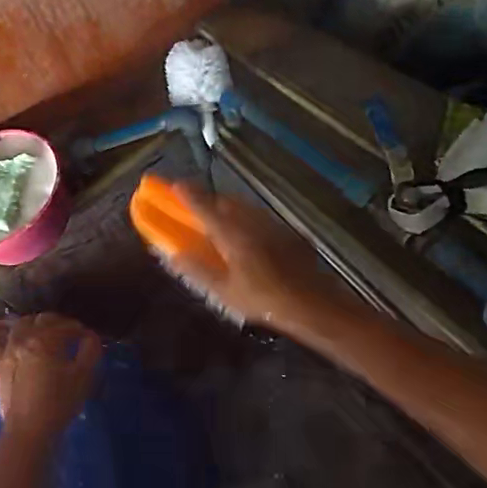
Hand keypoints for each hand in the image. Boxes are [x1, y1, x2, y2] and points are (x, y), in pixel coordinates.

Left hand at [0, 313, 101, 446]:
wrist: (29, 430)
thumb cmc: (60, 403)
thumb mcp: (83, 376)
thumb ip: (90, 350)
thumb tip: (90, 336)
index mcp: (46, 340)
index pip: (66, 326)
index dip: (79, 330)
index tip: (87, 337)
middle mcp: (24, 338)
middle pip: (44, 320)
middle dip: (60, 323)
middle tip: (70, 334)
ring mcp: (7, 349)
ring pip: (21, 323)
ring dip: (35, 322)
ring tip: (44, 330)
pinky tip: (8, 327)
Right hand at [161, 184, 350, 332]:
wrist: (312, 303)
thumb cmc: (263, 300)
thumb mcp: (223, 291)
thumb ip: (197, 270)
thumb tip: (174, 255)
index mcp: (231, 234)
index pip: (204, 207)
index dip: (188, 194)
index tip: (175, 185)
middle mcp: (251, 222)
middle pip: (225, 202)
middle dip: (208, 199)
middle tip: (195, 205)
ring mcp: (272, 225)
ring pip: (244, 208)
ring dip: (228, 207)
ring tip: (218, 218)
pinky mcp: (288, 232)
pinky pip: (260, 218)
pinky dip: (246, 219)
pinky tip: (247, 234)